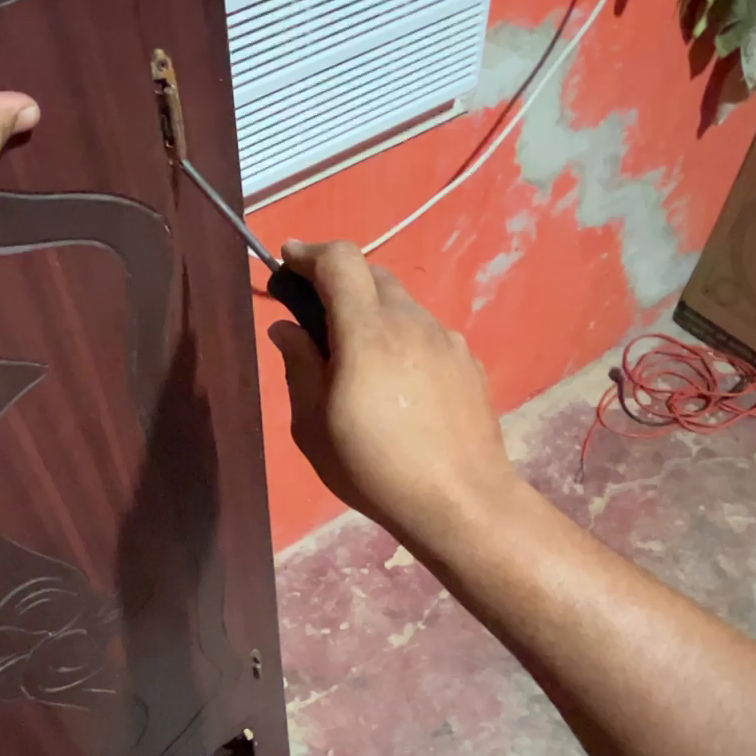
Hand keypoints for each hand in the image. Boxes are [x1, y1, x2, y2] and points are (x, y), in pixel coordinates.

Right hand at [268, 241, 518, 545]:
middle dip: (338, 279)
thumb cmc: (375, 470)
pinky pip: (426, 332)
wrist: (462, 502)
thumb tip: (286, 328)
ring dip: (371, 310)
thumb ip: (300, 367)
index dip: (309, 253)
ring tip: (355, 356)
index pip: (340, 262)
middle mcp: (412, 323)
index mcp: (368, 334)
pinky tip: (396, 381)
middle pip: (372, 274)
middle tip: (313, 312)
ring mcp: (447, 341)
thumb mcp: (314, 427)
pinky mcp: (469, 362)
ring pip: (402, 304)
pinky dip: (400, 336)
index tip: (287, 261)